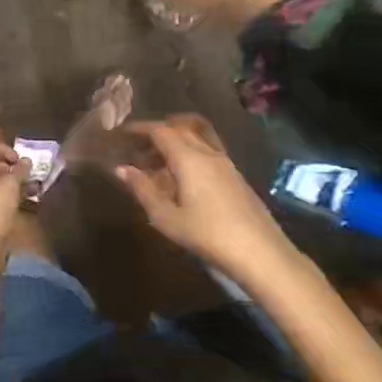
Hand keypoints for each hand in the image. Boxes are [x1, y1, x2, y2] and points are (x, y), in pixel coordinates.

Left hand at [0, 143, 26, 245]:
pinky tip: (28, 197)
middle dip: (12, 166)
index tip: (19, 157)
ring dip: (15, 181)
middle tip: (29, 171)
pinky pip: (2, 198)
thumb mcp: (9, 186)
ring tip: (33, 183)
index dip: (2, 149)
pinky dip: (14, 194)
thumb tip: (26, 161)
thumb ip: (18, 171)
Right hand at [116, 115, 292, 273]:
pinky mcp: (235, 176)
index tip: (123, 134)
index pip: (161, 131)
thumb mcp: (166, 217)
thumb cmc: (206, 234)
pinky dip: (189, 154)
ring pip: (197, 139)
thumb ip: (143, 190)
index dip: (140, 129)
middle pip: (180, 129)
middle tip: (137, 147)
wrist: (259, 252)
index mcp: (189, 157)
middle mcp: (208, 152)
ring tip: (158, 161)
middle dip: (157, 132)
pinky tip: (182, 178)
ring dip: (176, 142)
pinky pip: (207, 152)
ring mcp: (226, 163)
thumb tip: (122, 169)